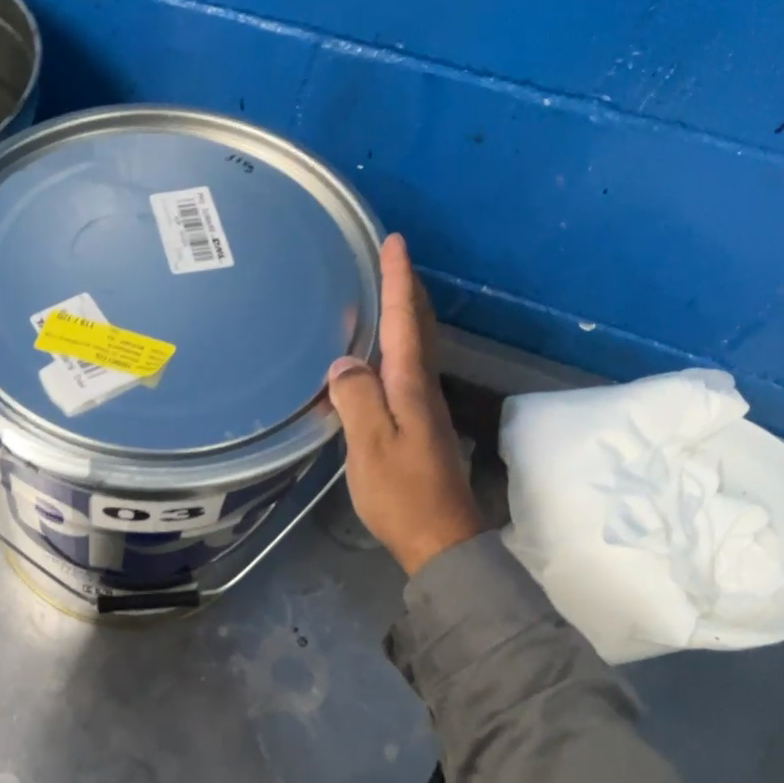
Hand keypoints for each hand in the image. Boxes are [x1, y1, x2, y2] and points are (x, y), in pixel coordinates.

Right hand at [327, 234, 483, 574]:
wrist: (439, 541)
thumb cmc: (401, 494)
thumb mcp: (371, 445)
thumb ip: (357, 399)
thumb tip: (344, 363)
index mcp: (410, 386)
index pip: (405, 321)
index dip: (399, 281)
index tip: (394, 242)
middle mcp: (422, 389)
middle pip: (419, 328)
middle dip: (407, 289)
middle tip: (392, 257)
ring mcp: (424, 408)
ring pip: (416, 347)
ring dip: (405, 314)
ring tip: (385, 293)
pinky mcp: (419, 426)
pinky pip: (406, 369)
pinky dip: (396, 346)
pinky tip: (380, 356)